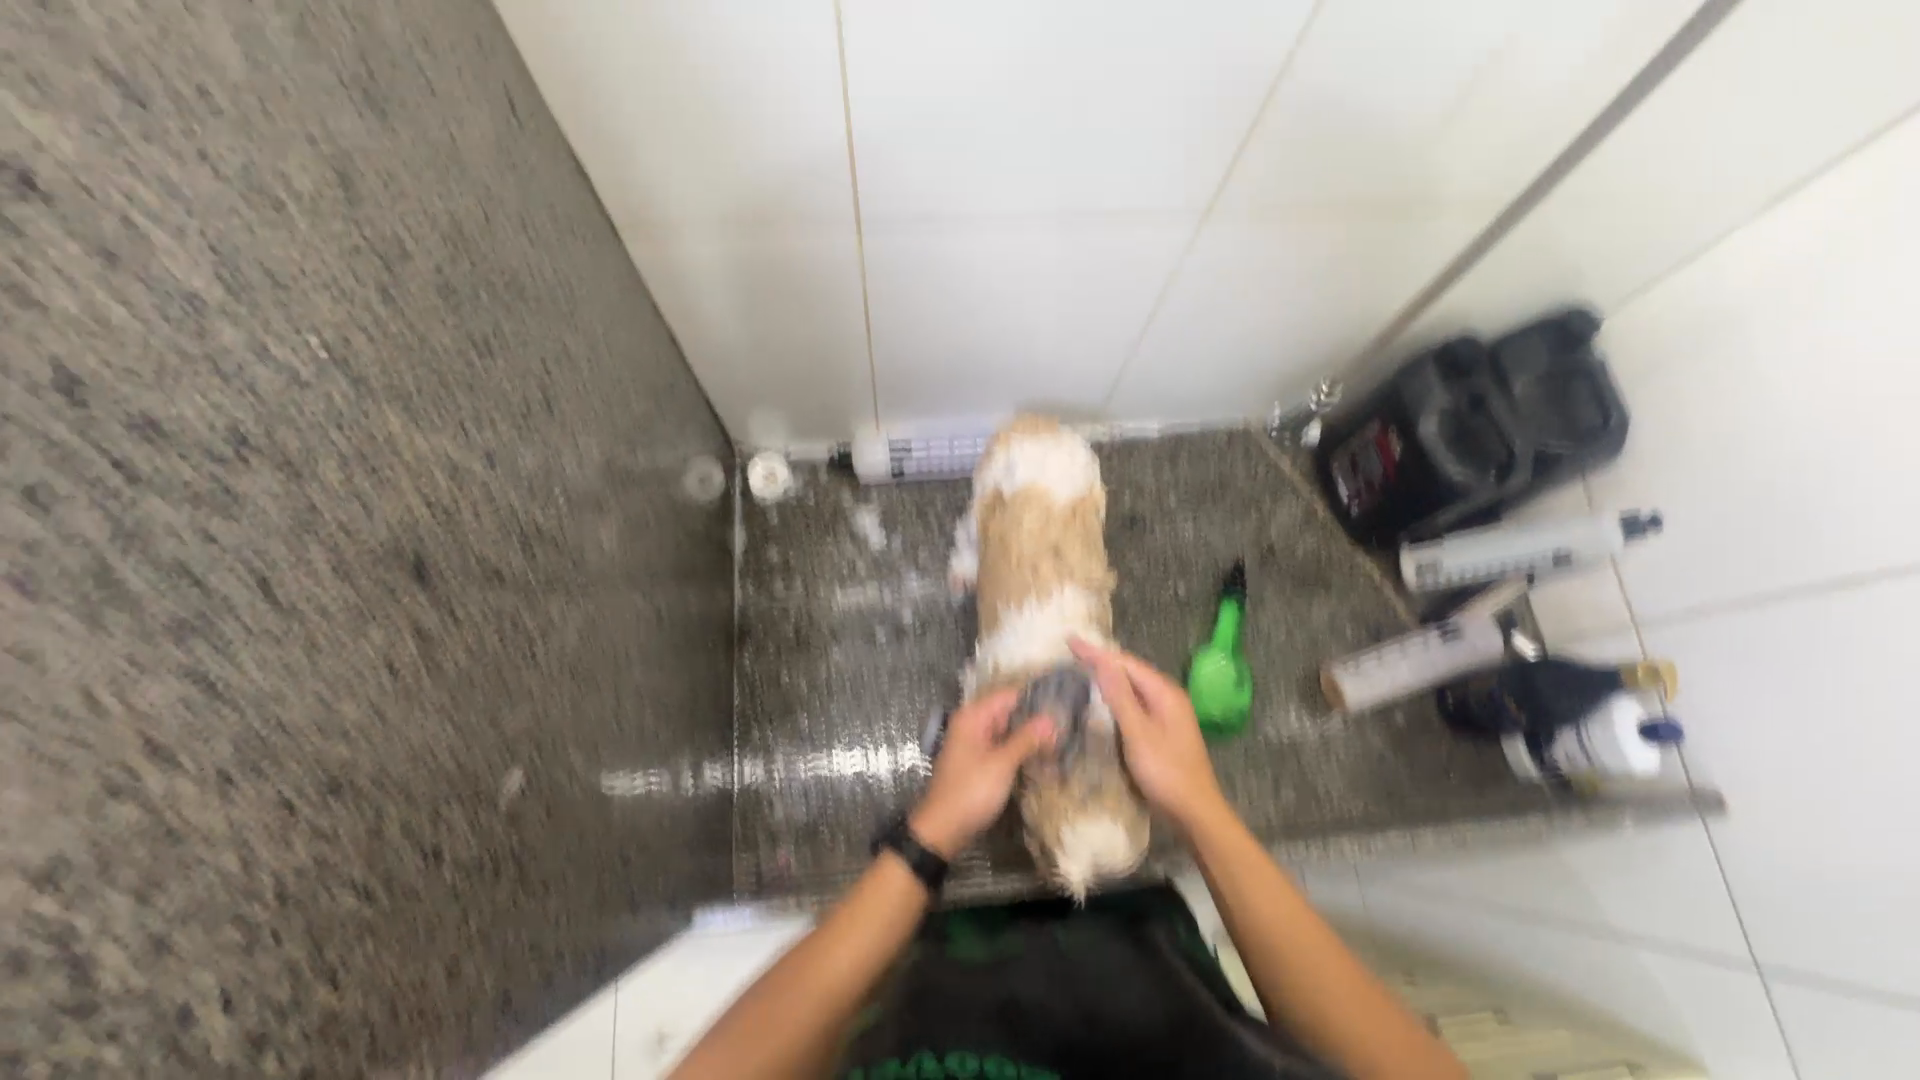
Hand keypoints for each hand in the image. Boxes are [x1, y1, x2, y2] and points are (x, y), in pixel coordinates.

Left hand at [909, 688, 1056, 856]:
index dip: (1036, 697)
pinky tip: (1046, 758)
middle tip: (1071, 723)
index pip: (1010, 695)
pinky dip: (1023, 752)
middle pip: (1010, 713)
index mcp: (973, 717)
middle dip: (1037, 719)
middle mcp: (974, 725)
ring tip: (1065, 739)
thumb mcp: (1001, 764)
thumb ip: (1026, 739)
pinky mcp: (982, 763)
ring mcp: (977, 745)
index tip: (1065, 701)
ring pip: (1010, 732)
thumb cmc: (970, 792)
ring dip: (1033, 737)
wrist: (943, 830)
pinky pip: (1006, 749)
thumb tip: (1052, 717)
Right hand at [1070, 637, 1229, 832]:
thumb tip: (1104, 660)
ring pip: (1132, 689)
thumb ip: (1120, 696)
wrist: (1194, 813)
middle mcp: (1167, 699)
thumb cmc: (1166, 772)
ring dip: (1108, 680)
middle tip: (1072, 653)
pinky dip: (1115, 699)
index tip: (1070, 640)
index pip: (1126, 663)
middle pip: (1130, 672)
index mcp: (1164, 694)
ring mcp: (1166, 716)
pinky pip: (1135, 706)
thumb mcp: (1138, 733)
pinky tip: (1101, 703)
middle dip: (1102, 661)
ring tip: (1080, 671)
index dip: (1097, 652)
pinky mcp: (1161, 732)